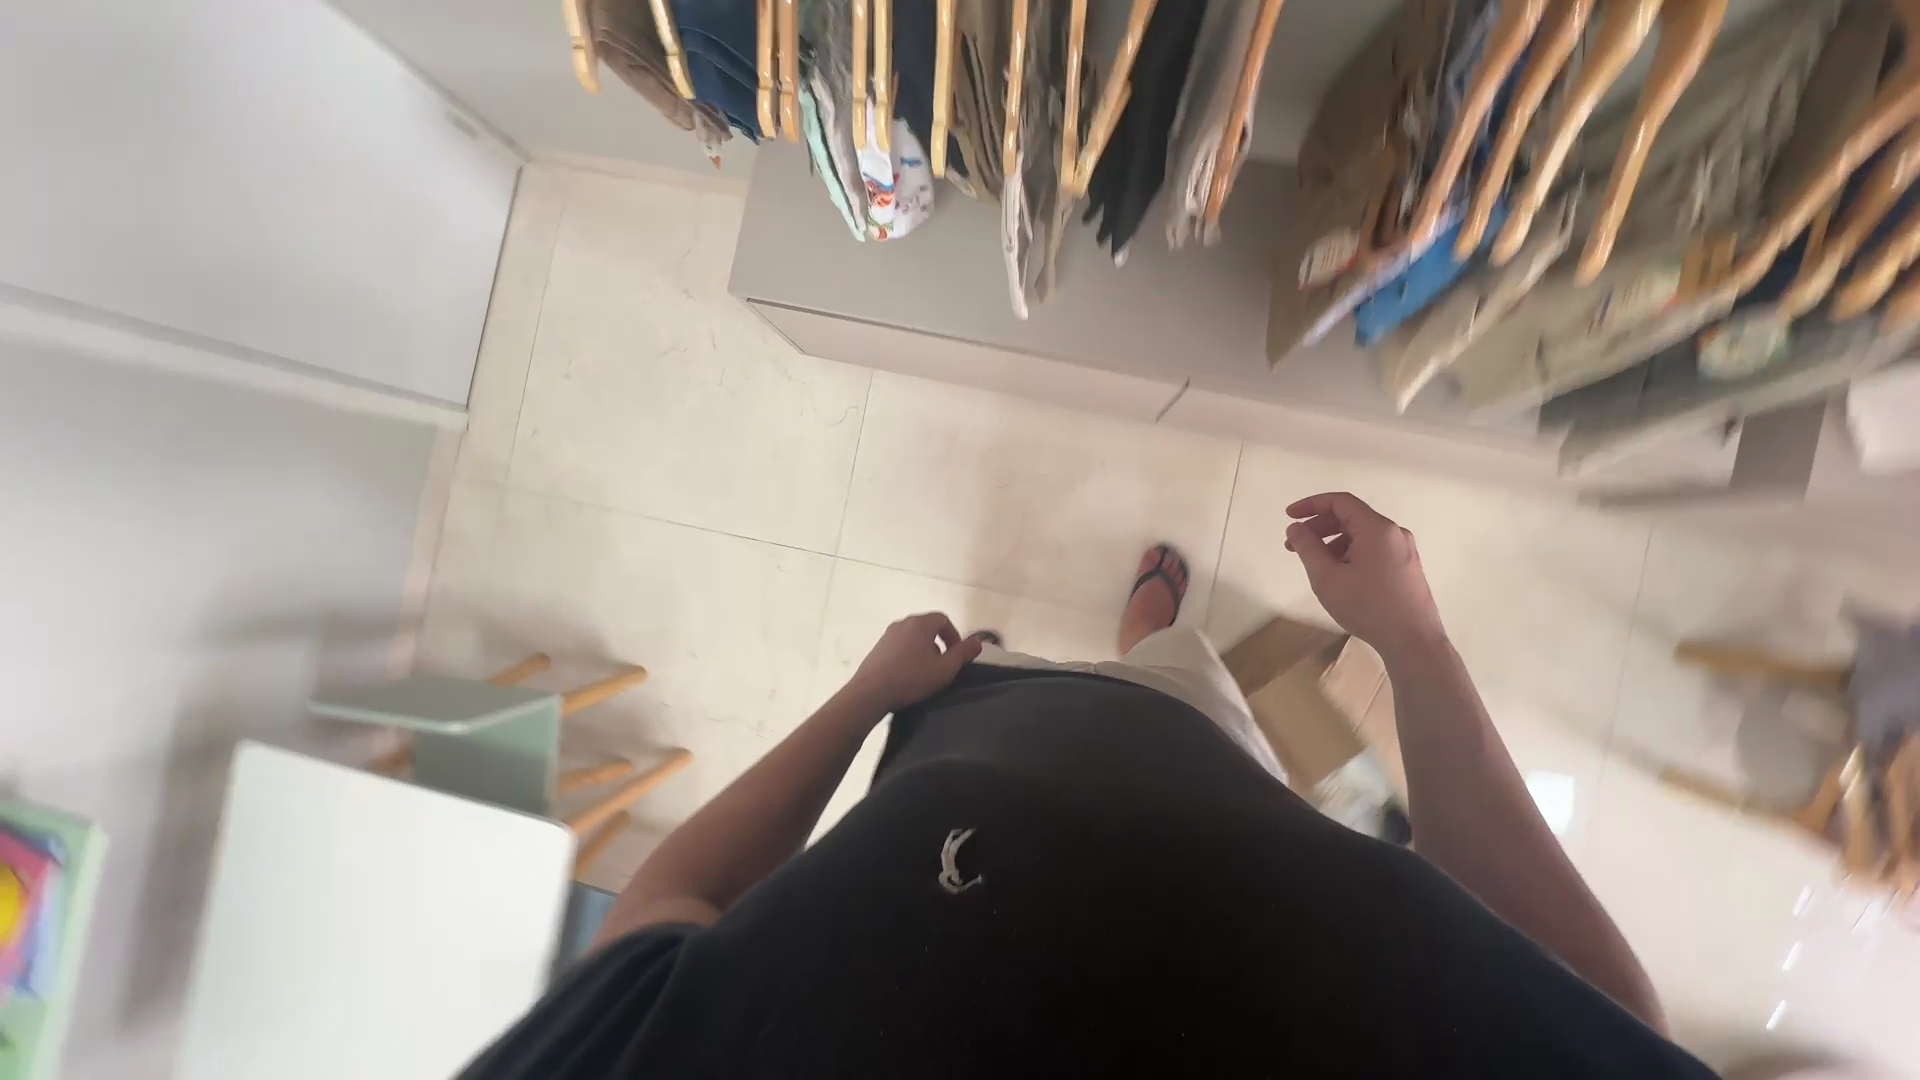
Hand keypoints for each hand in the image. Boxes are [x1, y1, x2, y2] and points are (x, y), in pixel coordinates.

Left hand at [845, 612, 983, 713]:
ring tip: (925, 671)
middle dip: (938, 642)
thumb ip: (963, 653)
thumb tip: (978, 641)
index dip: (953, 634)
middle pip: (926, 626)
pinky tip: (907, 675)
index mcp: (920, 624)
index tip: (956, 654)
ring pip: (912, 637)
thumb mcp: (944, 669)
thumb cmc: (912, 678)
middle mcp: (903, 623)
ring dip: (922, 649)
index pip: (943, 619)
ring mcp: (887, 635)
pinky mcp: (877, 648)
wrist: (871, 692)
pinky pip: (898, 646)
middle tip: (942, 663)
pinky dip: (907, 655)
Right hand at [1284, 492, 1447, 659]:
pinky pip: (1372, 548)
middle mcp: (1394, 533)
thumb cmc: (1367, 606)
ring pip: (1361, 534)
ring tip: (1315, 564)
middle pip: (1351, 517)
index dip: (1311, 504)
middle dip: (1319, 527)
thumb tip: (1296, 528)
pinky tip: (1339, 574)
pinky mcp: (1406, 565)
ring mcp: (1403, 549)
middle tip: (1294, 545)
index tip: (1289, 516)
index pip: (1340, 502)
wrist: (1412, 640)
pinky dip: (1350, 552)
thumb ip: (1307, 547)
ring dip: (1333, 542)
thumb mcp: (1327, 577)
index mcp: (1376, 529)